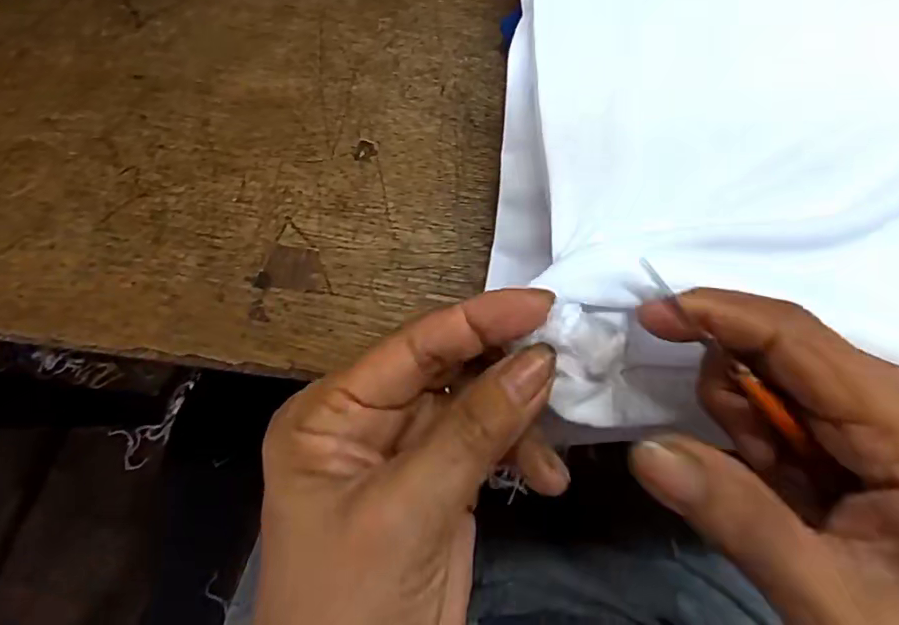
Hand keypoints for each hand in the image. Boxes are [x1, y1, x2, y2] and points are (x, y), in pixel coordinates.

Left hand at [255, 288, 567, 624]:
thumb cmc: (351, 607)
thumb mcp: (409, 512)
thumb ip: (475, 428)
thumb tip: (541, 357)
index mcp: (333, 411)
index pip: (415, 344)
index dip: (481, 318)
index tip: (544, 304)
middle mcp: (368, 417)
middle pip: (450, 365)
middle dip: (506, 364)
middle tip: (564, 357)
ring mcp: (407, 449)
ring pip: (478, 399)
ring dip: (521, 415)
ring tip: (554, 440)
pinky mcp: (441, 479)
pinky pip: (490, 440)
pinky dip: (523, 451)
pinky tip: (548, 479)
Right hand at [629, 290, 898, 624]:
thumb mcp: (830, 604)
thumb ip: (741, 521)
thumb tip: (646, 451)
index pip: (805, 343)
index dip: (724, 316)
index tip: (653, 314)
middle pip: (797, 354)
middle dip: (742, 393)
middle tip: (740, 465)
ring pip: (795, 378)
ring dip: (759, 424)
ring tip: (780, 499)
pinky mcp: (892, 438)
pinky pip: (810, 407)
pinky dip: (778, 439)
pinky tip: (793, 491)